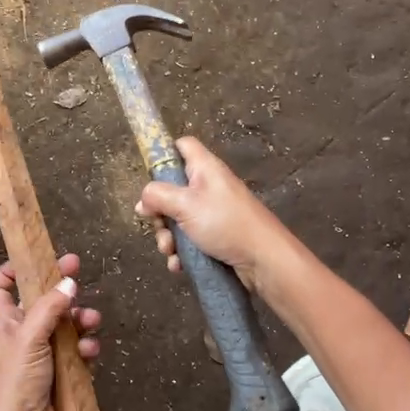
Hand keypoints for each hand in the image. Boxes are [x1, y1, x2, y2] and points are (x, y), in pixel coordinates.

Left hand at [0, 252, 101, 410]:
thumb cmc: (17, 379)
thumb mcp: (29, 336)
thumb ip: (49, 308)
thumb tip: (68, 282)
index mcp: (6, 320)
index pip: (1, 287)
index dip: (11, 270)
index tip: (32, 257)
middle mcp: (23, 332)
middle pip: (41, 300)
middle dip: (59, 287)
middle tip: (78, 268)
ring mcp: (42, 352)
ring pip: (64, 324)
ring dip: (79, 318)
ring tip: (92, 319)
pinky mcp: (60, 371)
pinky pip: (76, 350)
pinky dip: (85, 347)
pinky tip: (90, 350)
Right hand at [134, 136, 299, 294]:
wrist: (266, 261)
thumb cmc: (225, 223)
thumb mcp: (185, 204)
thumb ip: (157, 195)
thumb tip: (144, 200)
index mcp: (204, 169)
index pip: (183, 146)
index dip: (164, 153)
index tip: (149, 174)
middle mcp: (208, 187)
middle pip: (172, 188)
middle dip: (159, 211)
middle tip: (156, 224)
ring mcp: (214, 213)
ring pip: (178, 218)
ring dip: (168, 236)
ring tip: (169, 251)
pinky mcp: (218, 237)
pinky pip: (190, 239)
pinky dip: (182, 251)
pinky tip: (178, 264)